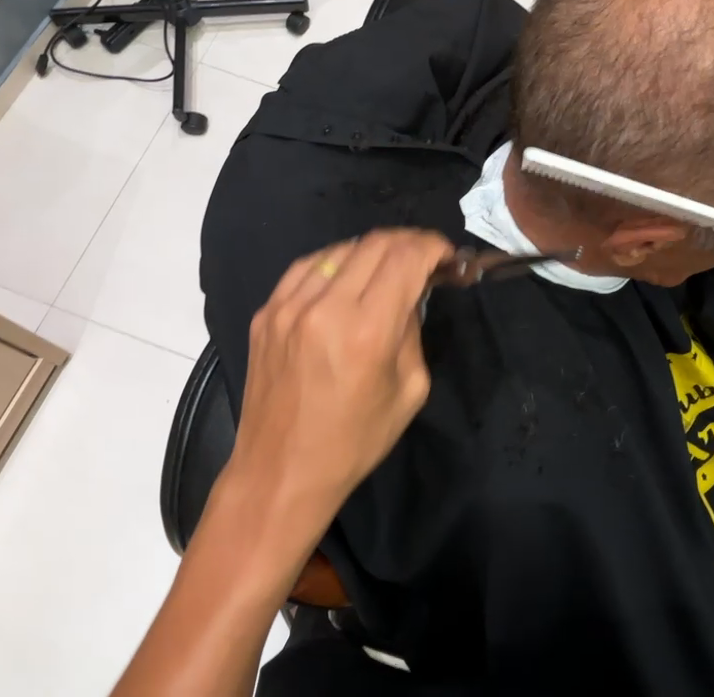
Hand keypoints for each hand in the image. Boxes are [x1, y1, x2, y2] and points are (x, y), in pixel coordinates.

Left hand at [226, 229, 454, 524]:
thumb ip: (412, 331)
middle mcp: (326, 308)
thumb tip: (410, 292)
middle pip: (376, 243)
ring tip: (387, 266)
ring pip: (340, 249)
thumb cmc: (354, 441)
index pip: (407, 258)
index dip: (434, 246)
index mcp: (367, 331)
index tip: (447, 255)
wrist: (280, 470)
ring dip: (372, 250)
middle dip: (409, 242)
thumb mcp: (409, 391)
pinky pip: (306, 267)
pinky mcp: (266, 312)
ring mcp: (288, 306)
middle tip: (425, 257)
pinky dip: (335, 262)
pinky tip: (346, 275)